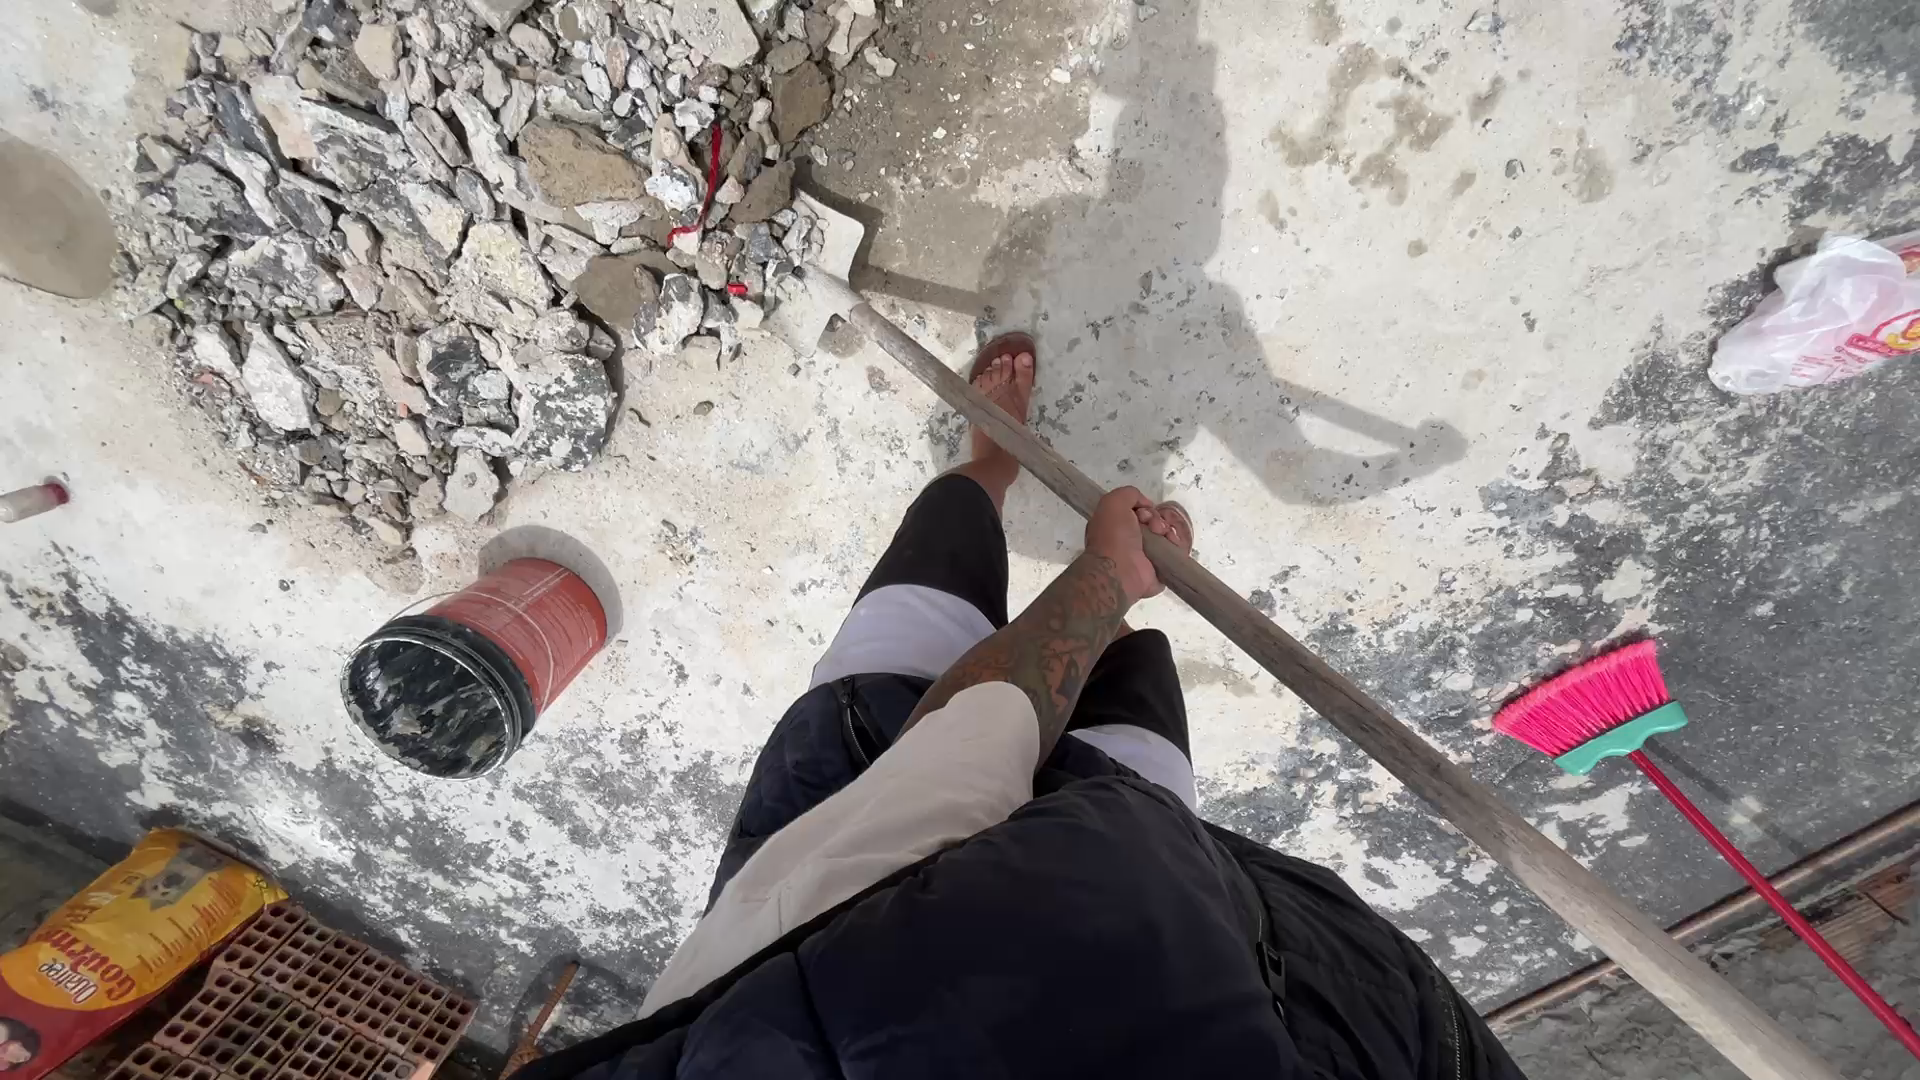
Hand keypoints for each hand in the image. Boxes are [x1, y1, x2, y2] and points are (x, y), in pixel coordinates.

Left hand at [1084, 487, 1175, 602]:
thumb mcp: (1112, 503)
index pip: (1138, 513)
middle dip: (1157, 519)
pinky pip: (1176, 551)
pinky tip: (1171, 544)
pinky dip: (1177, 544)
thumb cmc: (1113, 536)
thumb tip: (1146, 505)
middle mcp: (1131, 541)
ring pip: (1167, 535)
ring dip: (1168, 530)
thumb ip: (1129, 494)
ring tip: (1161, 535)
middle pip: (1155, 522)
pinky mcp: (1162, 569)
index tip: (1142, 513)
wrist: (1120, 570)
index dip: (1144, 509)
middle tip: (1153, 527)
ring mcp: (1147, 556)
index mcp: (1117, 527)